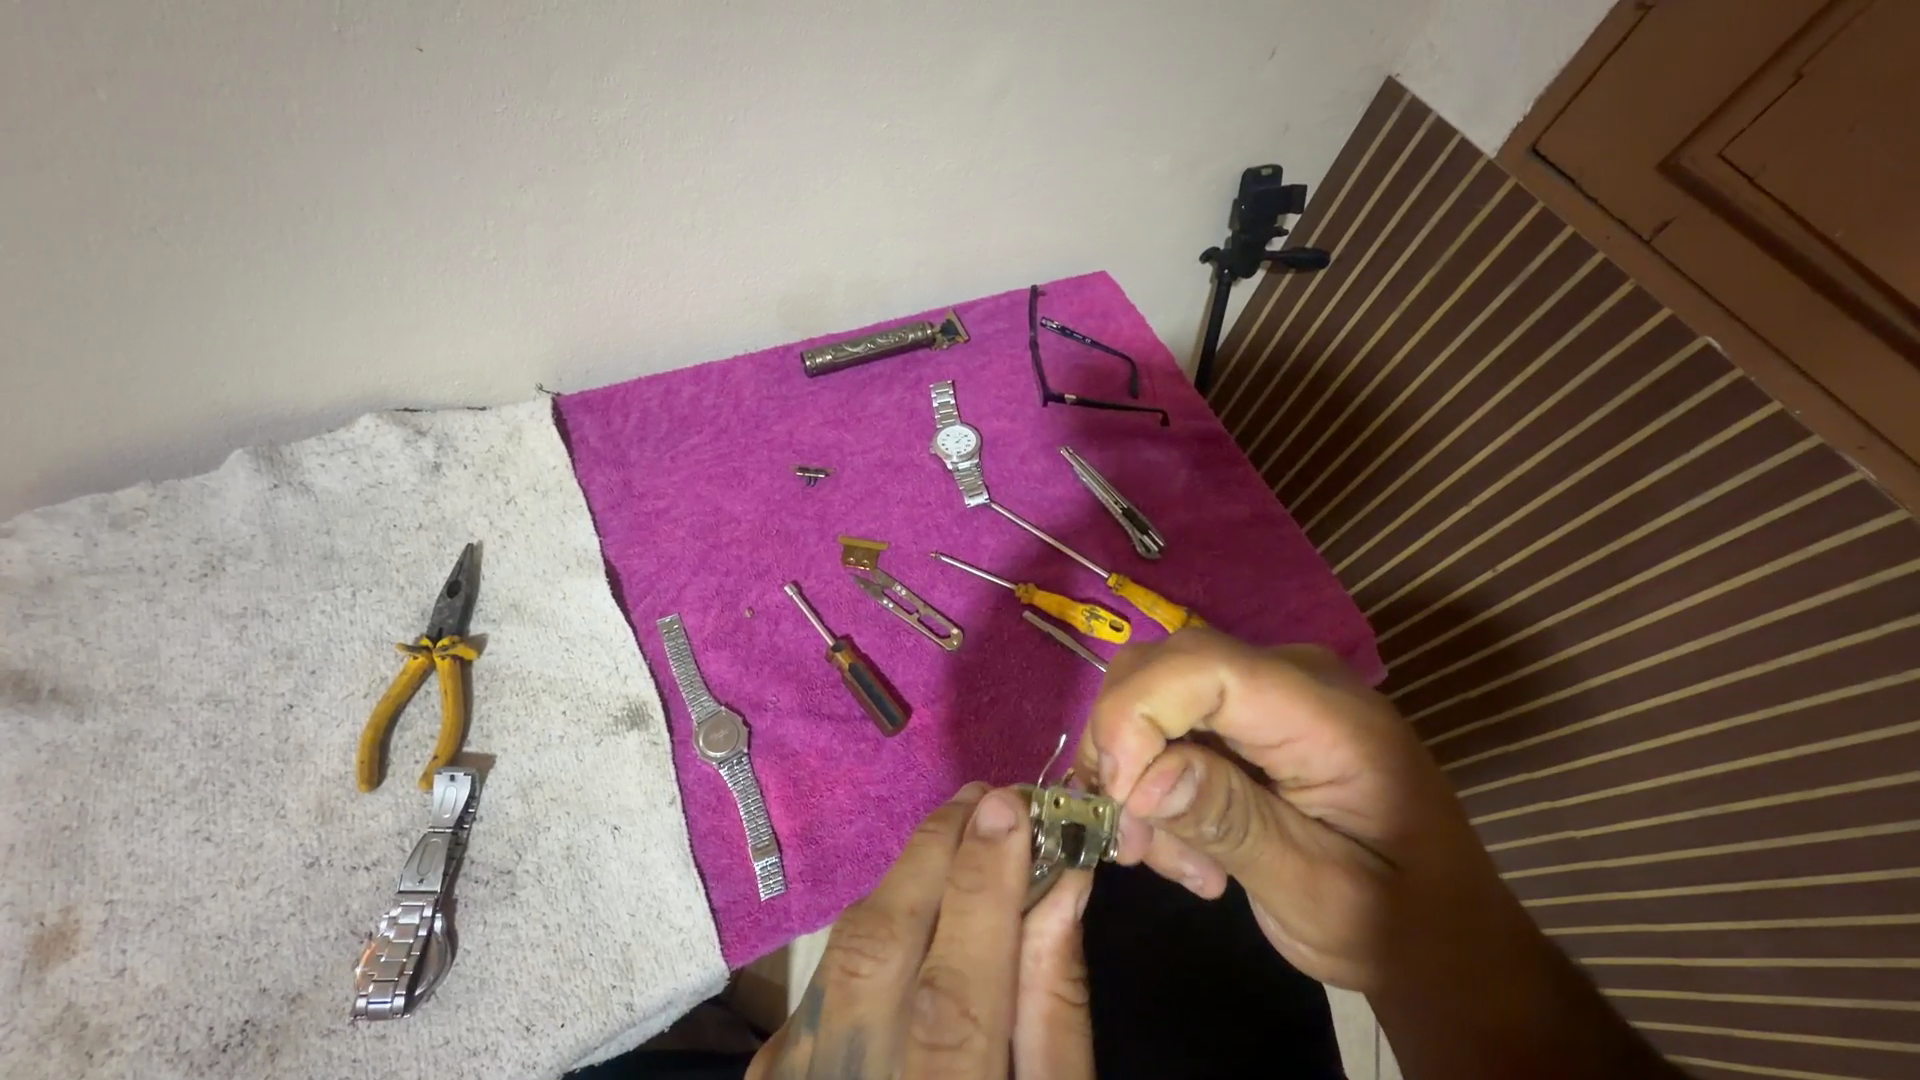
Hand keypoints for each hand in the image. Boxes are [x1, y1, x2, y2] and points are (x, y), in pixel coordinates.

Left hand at [747, 784, 1094, 1079]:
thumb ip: (1054, 1010)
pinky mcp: (772, 1074)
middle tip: (984, 797)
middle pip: (881, 949)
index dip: (984, 889)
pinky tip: (914, 900)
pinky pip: (827, 976)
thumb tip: (1064, 886)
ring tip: (957, 831)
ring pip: (846, 950)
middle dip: (935, 855)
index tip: (1011, 806)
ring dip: (905, 878)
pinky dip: (877, 924)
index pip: (955, 991)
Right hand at [1080, 628, 1527, 993]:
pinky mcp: (1253, 713)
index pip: (1205, 666)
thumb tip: (1142, 777)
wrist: (1441, 933)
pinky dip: (1154, 776)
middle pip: (1167, 666)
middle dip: (1125, 746)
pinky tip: (1185, 841)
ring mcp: (1271, 690)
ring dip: (1138, 772)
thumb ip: (1232, 824)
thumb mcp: (1314, 893)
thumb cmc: (1395, 924)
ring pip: (1156, 692)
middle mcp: (1295, 679)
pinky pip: (1172, 718)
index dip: (1138, 715)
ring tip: (1175, 859)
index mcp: (1330, 718)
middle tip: (1133, 841)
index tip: (1119, 799)